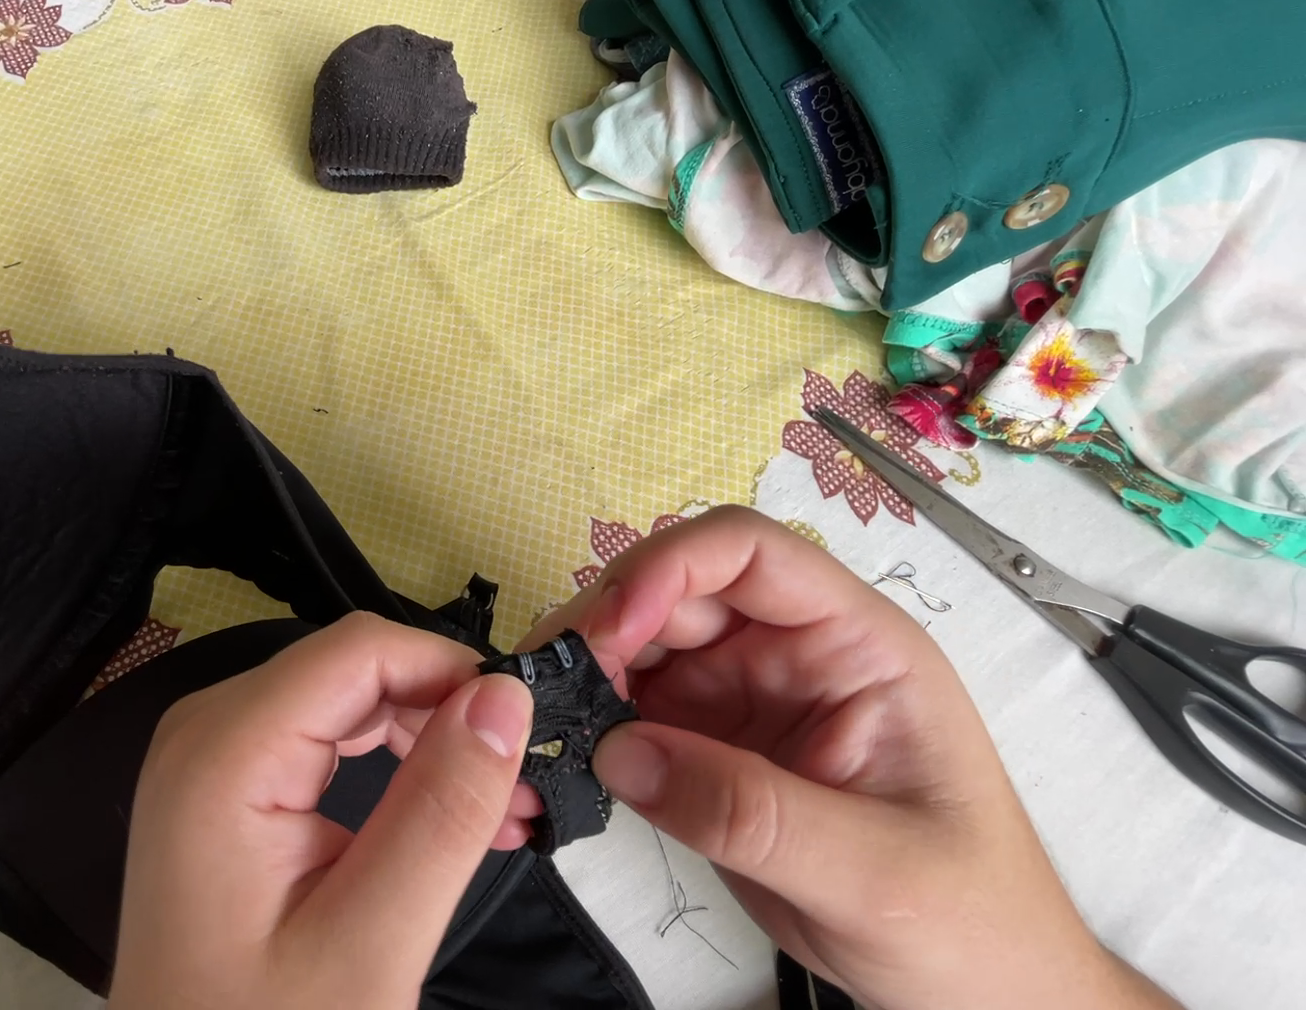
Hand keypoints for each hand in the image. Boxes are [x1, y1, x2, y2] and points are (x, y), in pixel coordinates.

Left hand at [109, 613, 534, 1009]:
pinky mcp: (233, 779)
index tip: (519, 729)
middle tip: (519, 789)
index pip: (357, 649)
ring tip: (497, 809)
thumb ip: (441, 810)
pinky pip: (327, 736)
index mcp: (223, 750)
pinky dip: (393, 761)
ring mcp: (216, 751)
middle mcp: (209, 728)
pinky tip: (442, 806)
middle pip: (353, 669)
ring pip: (348, 698)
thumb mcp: (368, 943)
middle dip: (445, 712)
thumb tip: (504, 697)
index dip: (448, 669)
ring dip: (429, 738)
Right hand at [525, 506, 1178, 1009]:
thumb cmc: (966, 925)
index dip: (672, 568)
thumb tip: (617, 754)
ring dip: (581, 666)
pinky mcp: (697, 736)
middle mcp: (782, 649)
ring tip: (542, 716)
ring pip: (634, 641)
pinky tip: (557, 742)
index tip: (613, 630)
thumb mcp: (877, 877)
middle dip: (604, 623)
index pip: (749, 553)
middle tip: (549, 683)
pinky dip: (581, 713)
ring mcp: (734, 691)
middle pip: (671, 590)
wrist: (976, 995)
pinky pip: (624, 703)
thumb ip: (748, 813)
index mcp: (850, 643)